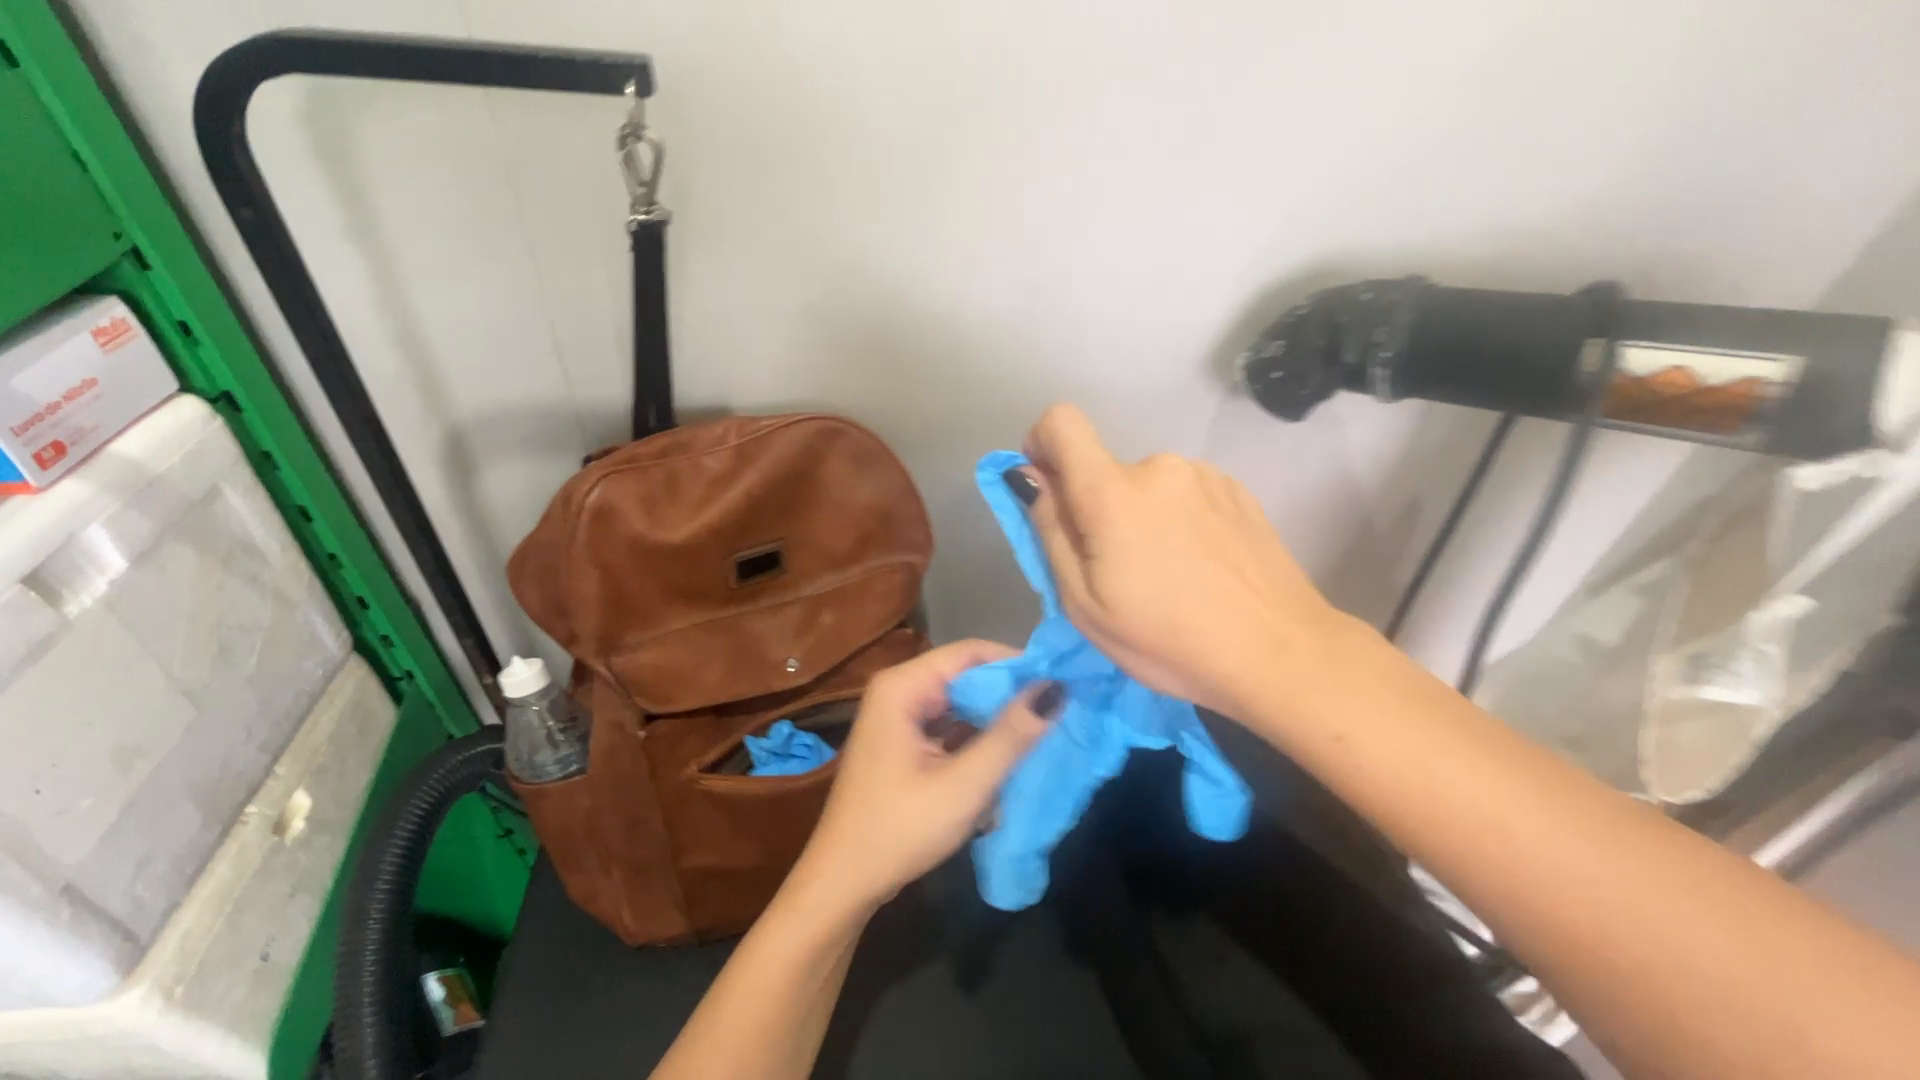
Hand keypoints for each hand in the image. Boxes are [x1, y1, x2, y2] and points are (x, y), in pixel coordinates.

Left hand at [796, 641, 1059, 910]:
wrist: (844, 883)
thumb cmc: (900, 829)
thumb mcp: (964, 784)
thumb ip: (1010, 735)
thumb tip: (1057, 688)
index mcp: (903, 687)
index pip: (973, 652)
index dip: (1020, 664)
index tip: (1065, 685)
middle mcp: (899, 693)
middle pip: (968, 679)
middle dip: (1011, 699)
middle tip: (1062, 717)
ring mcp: (899, 721)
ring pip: (963, 708)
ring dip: (998, 728)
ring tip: (1043, 742)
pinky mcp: (905, 748)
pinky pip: (951, 732)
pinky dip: (979, 747)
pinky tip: (1007, 769)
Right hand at [1017, 404, 1350, 720]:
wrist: (1278, 652)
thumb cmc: (1167, 640)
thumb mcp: (1084, 604)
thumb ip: (1050, 531)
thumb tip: (1030, 477)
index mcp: (1114, 493)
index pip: (1061, 422)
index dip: (1041, 444)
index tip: (1048, 490)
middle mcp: (1159, 468)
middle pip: (1106, 472)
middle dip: (1099, 511)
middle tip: (1119, 573)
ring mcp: (1205, 477)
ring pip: (1148, 487)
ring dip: (1143, 518)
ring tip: (1169, 577)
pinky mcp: (1238, 492)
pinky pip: (1186, 495)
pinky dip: (1180, 522)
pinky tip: (1202, 568)